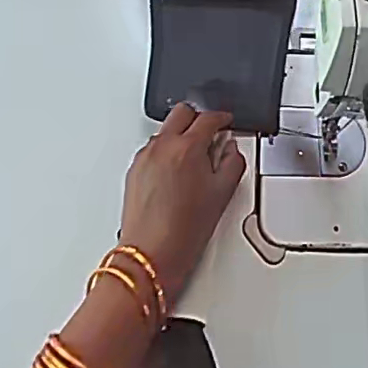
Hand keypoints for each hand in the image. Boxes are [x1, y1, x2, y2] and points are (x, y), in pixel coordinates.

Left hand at [118, 104, 245, 302]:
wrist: (151, 256)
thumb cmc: (183, 232)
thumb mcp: (222, 194)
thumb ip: (233, 162)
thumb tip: (230, 150)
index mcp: (187, 148)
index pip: (209, 117)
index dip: (222, 118)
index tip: (225, 122)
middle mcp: (163, 146)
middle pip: (182, 111)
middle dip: (198, 117)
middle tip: (209, 131)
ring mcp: (145, 156)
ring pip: (166, 129)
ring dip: (180, 134)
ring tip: (193, 157)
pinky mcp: (134, 169)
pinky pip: (153, 147)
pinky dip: (165, 150)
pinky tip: (176, 171)